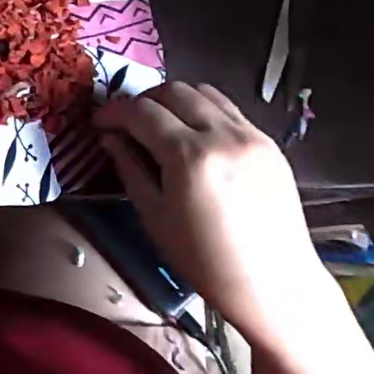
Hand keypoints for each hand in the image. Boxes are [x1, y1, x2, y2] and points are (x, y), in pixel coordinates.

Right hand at [96, 82, 338, 343]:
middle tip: (127, 122)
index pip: (142, 112)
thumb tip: (111, 137)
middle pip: (174, 90)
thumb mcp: (154, 216)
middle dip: (143, 100)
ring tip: (161, 123)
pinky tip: (194, 135)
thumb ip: (130, 167)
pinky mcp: (268, 142)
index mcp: (190, 157)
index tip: (100, 123)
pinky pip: (229, 109)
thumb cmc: (204, 259)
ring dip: (174, 100)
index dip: (114, 112)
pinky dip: (203, 111)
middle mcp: (222, 135)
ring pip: (204, 92)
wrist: (273, 282)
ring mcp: (250, 134)